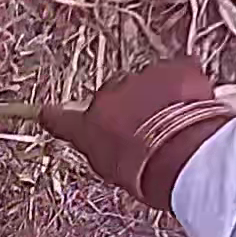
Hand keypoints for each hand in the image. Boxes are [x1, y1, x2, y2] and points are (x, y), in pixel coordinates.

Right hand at [39, 58, 229, 208]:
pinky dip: (182, 81)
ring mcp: (141, 78)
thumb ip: (101, 149)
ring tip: (169, 118)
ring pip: (145, 80)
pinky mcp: (175, 67)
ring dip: (154, 93)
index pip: (61, 119)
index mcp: (87, 126)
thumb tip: (106, 145)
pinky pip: (177, 69)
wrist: (177, 153)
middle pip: (112, 93)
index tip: (46, 113)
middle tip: (139, 124)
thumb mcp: (108, 167)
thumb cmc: (141, 169)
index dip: (54, 116)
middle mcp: (108, 96)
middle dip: (123, 104)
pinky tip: (189, 101)